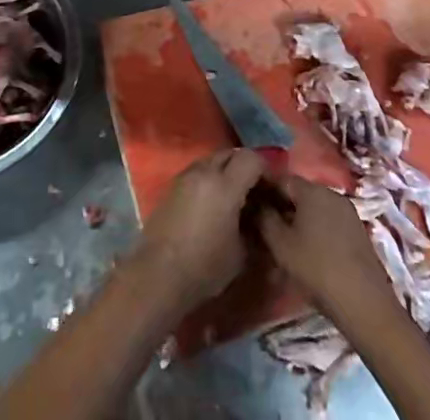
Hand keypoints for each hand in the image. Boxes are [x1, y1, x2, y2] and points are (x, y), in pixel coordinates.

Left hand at [133, 149, 266, 302]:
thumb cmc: (205, 267)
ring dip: (225, 171)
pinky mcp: (170, 187)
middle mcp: (203, 172)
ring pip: (211, 160)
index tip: (271, 189)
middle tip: (254, 190)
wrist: (158, 275)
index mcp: (224, 185)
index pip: (251, 158)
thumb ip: (255, 227)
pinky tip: (211, 203)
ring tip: (232, 196)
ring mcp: (184, 177)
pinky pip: (196, 172)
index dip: (266, 169)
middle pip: (230, 154)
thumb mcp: (241, 253)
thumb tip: (260, 217)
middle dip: (245, 166)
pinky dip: (208, 179)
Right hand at [253, 175, 395, 314]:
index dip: (264, 190)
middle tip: (265, 224)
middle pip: (300, 192)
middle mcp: (332, 193)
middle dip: (282, 204)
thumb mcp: (280, 244)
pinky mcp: (357, 230)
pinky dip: (315, 227)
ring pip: (315, 207)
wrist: (363, 301)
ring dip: (299, 217)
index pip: (281, 179)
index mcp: (312, 190)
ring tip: (285, 238)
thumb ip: (264, 218)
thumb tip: (256, 204)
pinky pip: (329, 219)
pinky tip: (308, 247)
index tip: (251, 205)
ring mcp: (348, 211)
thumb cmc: (316, 267)